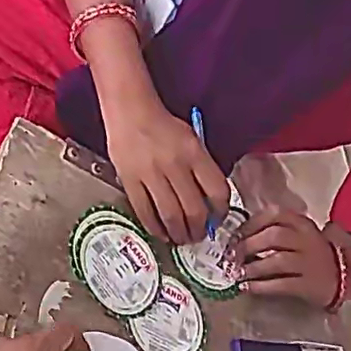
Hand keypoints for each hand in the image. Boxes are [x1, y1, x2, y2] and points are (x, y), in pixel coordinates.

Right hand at [107, 101, 231, 244]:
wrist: (130, 110)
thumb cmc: (163, 126)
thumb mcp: (191, 140)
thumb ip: (201, 168)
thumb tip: (208, 203)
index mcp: (195, 153)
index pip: (217, 191)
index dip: (220, 211)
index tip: (217, 219)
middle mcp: (175, 165)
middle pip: (194, 210)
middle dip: (199, 229)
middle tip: (198, 236)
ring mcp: (151, 175)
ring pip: (170, 215)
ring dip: (178, 234)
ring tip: (181, 240)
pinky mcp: (131, 181)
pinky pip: (145, 212)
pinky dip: (155, 228)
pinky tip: (161, 233)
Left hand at [238, 210, 340, 306]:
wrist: (345, 274)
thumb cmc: (312, 253)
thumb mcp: (298, 235)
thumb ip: (274, 231)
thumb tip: (238, 240)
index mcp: (301, 224)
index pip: (274, 214)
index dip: (250, 224)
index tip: (235, 236)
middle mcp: (306, 240)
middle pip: (273, 236)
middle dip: (248, 246)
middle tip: (232, 257)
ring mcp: (309, 263)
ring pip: (277, 261)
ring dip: (252, 268)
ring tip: (238, 274)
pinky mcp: (309, 285)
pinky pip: (281, 284)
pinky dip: (261, 286)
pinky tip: (247, 288)